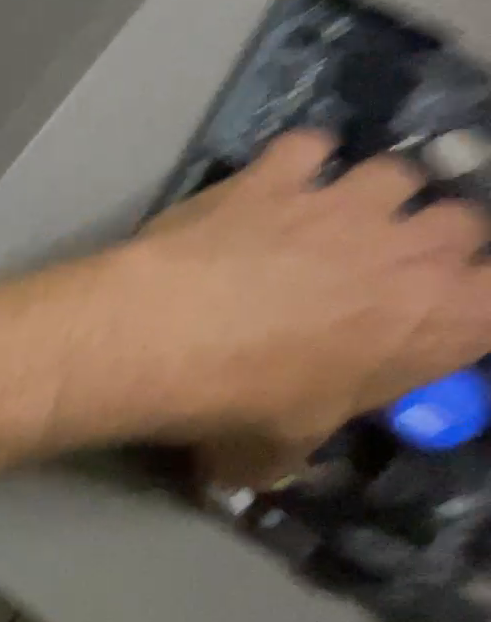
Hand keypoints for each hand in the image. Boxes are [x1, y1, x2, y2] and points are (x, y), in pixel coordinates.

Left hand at [113, 130, 490, 473]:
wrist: (161, 332)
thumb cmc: (238, 401)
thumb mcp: (282, 448)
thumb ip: (291, 453)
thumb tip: (251, 476)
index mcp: (449, 324)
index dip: (470, 295)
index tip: (443, 301)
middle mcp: (413, 253)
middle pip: (458, 222)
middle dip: (425, 236)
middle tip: (378, 256)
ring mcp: (339, 206)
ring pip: (392, 174)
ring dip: (366, 191)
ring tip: (326, 212)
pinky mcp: (267, 178)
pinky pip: (305, 146)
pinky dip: (294, 157)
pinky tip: (270, 176)